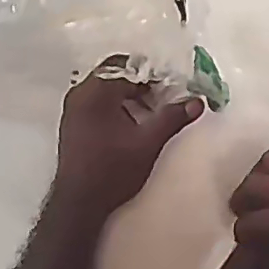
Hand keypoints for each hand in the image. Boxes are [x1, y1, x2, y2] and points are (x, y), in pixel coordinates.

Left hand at [53, 58, 204, 216]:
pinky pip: (94, 105)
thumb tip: (197, 101)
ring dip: (127, 97)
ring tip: (148, 116)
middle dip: (139, 85)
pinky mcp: (71, 127)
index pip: (126, 66)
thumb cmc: (113, 170)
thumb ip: (172, 118)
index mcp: (96, 92)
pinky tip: (129, 128)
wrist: (79, 202)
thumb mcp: (148, 142)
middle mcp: (79, 95)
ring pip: (103, 91)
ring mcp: (71, 111)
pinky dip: (113, 108)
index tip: (169, 89)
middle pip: (113, 75)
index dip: (150, 74)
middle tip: (161, 100)